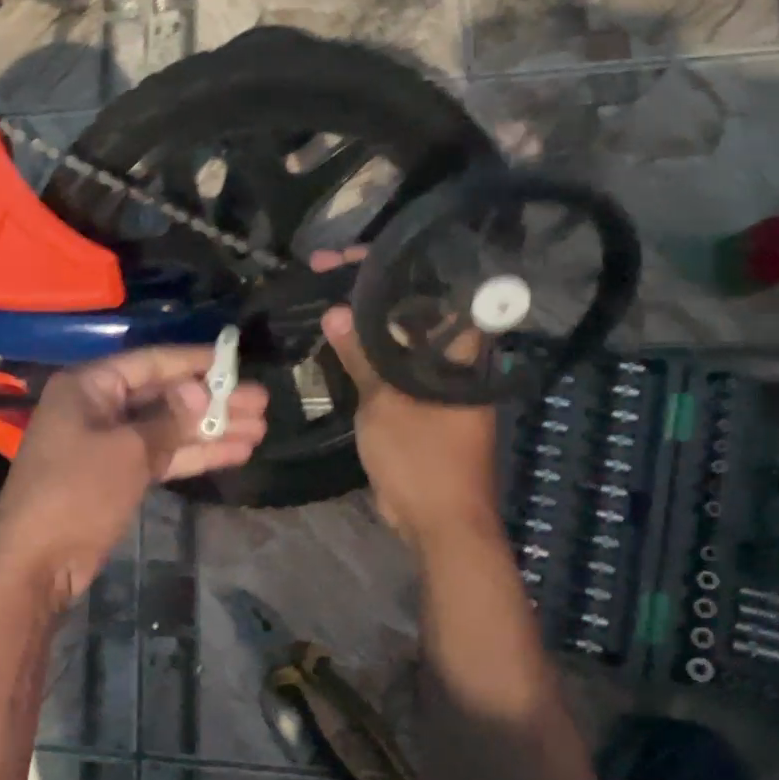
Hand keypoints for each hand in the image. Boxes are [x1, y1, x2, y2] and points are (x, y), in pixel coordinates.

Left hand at [0, 346, 267, 609]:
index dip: (195, 362)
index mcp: (88, 387)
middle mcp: (96, 408)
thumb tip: (199, 391)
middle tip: (262, 402)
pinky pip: (160, 456)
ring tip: (260, 428)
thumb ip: (168, 419)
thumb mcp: (127, 450)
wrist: (35, 561)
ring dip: (210, 429)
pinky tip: (235, 452)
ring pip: (166, 429)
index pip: (150, 362)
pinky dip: (193, 455)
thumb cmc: (76, 493)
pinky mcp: (115, 477)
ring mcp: (106, 444)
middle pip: (162, 395)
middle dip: (211, 400)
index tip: (236, 361)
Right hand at [313, 248, 500, 542]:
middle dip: (366, 289)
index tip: (343, 259)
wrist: (439, 521)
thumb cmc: (423, 458)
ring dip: (361, 321)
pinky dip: (364, 352)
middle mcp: (451, 359)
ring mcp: (434, 381)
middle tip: (320, 272)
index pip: (426, 290)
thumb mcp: (386, 403)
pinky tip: (333, 340)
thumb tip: (335, 312)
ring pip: (395, 338)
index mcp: (459, 351)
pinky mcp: (417, 402)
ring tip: (320, 297)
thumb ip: (362, 356)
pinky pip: (389, 365)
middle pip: (408, 309)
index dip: (384, 268)